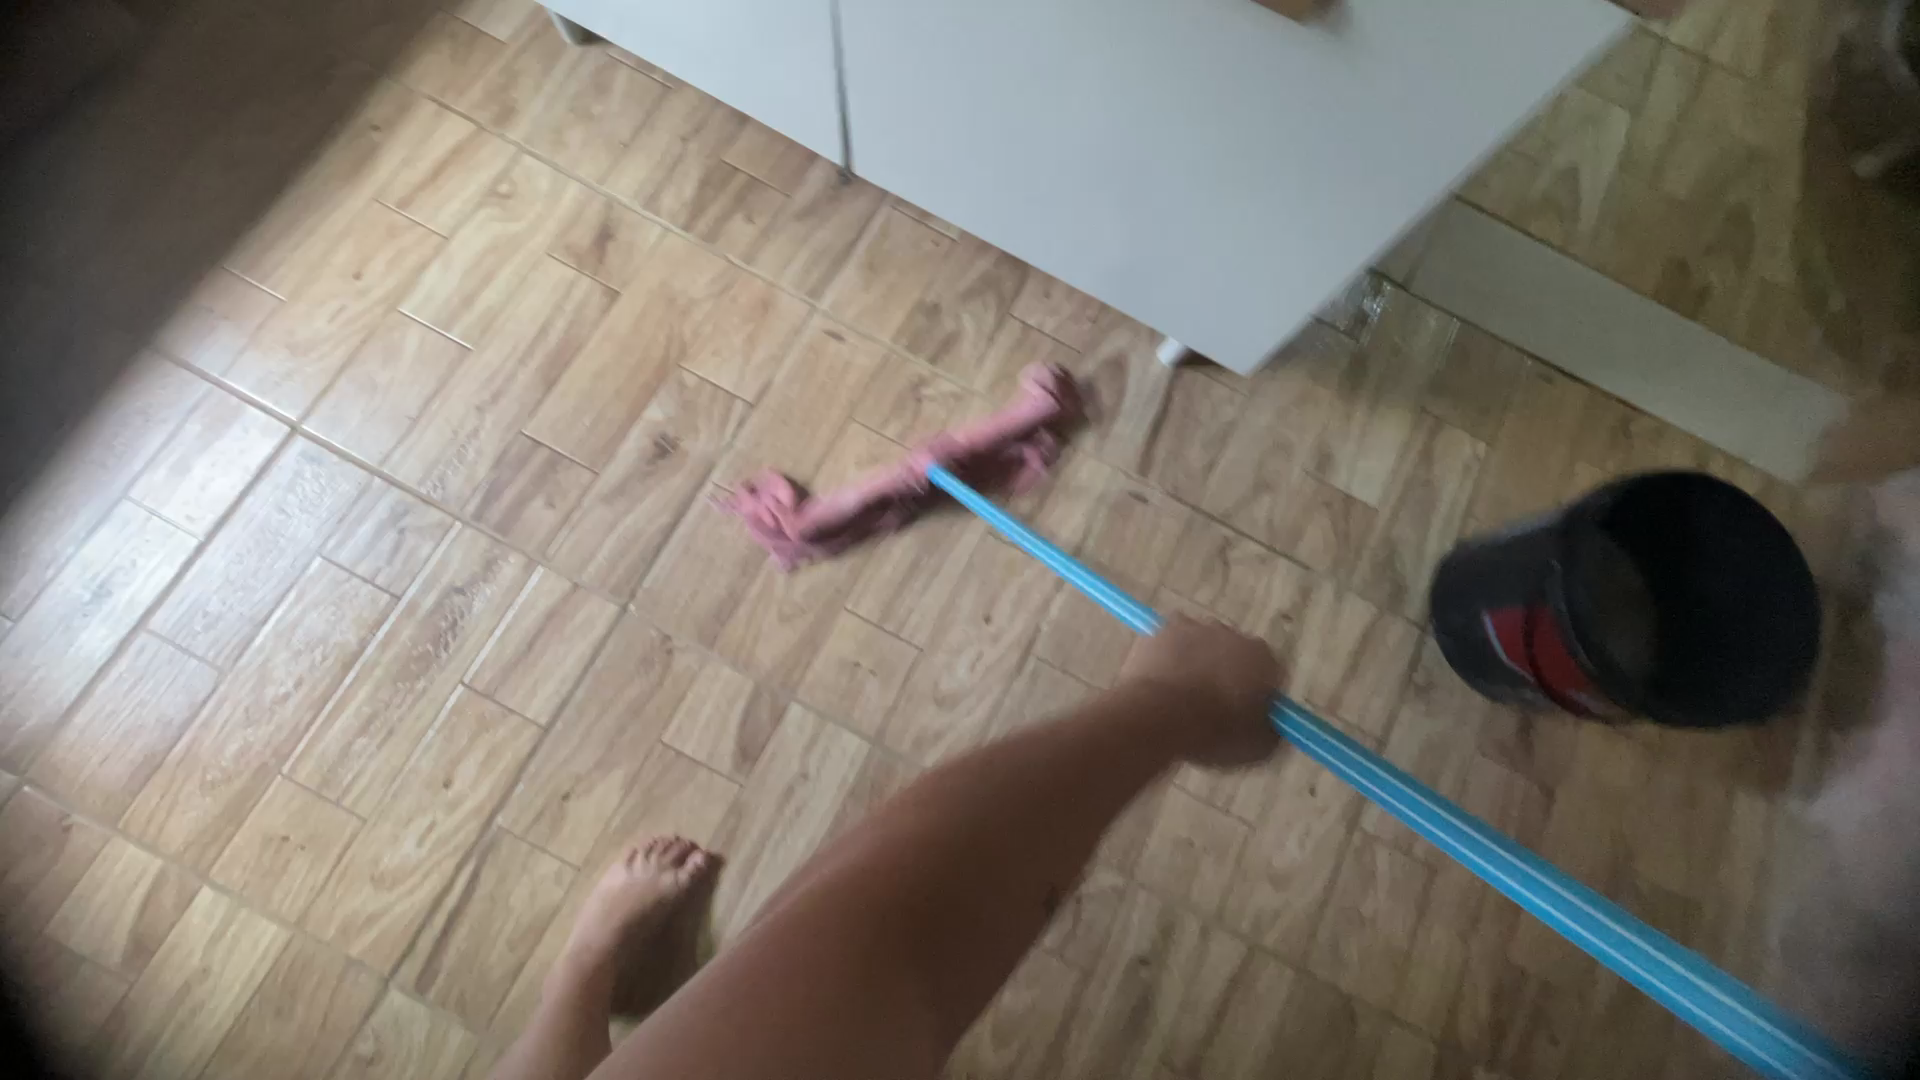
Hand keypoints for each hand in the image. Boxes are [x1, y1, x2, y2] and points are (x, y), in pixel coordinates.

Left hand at [1120, 615, 1283, 767]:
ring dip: (1195, 663)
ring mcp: (1194, 628)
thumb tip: (1266, 724)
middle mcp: (1232, 634)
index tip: (1244, 714)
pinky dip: (1167, 657)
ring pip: (1199, 645)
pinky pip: (1169, 643)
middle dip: (1225, 675)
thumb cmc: (1214, 732)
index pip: (1269, 673)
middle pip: (1233, 654)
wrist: (1159, 715)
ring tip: (1179, 695)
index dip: (1256, 695)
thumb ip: (1269, 729)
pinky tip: (1159, 681)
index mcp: (1263, 659)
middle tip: (1210, 705)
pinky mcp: (1161, 630)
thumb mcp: (1256, 746)